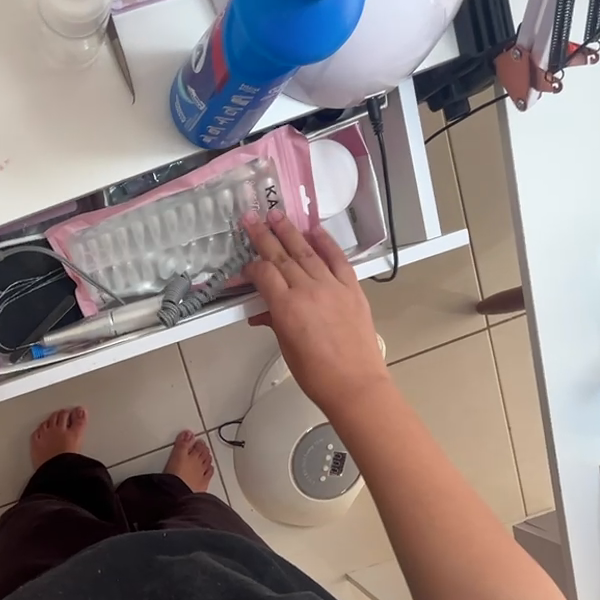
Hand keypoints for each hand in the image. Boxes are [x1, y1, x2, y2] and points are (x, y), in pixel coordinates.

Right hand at [243, 211, 391, 410]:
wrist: (354, 383)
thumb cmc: (317, 375)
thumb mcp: (287, 349)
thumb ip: (275, 323)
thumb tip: (263, 312)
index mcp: (287, 308)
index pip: (264, 275)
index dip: (252, 265)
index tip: (245, 261)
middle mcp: (308, 291)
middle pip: (282, 256)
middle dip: (265, 235)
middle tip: (252, 217)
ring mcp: (332, 287)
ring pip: (307, 252)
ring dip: (291, 232)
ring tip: (278, 216)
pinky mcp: (352, 289)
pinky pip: (337, 259)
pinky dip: (326, 243)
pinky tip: (315, 231)